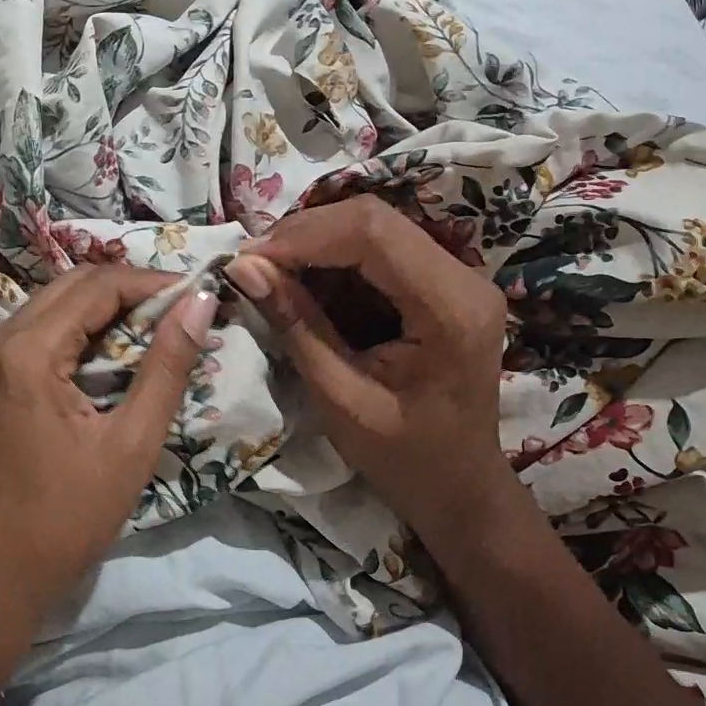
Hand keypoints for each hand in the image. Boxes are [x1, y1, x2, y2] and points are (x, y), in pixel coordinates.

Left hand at [0, 265, 217, 615]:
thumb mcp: (130, 444)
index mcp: (27, 350)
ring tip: (150, 330)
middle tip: (176, 311)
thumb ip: (166, 367)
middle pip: (68, 286)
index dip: (149, 283)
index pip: (95, 286)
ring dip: (98, 309)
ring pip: (47, 305)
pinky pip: (30, 332)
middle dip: (125, 290)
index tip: (195, 294)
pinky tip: (105, 355)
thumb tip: (200, 303)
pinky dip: (71, 331)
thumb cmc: (66, 517)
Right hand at [225, 195, 513, 537]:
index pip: (372, 233)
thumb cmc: (403, 456)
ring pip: (370, 226)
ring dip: (312, 244)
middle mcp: (463, 277)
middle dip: (303, 235)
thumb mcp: (339, 396)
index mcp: (450, 308)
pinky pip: (375, 246)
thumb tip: (242, 266)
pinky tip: (302, 286)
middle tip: (254, 266)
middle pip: (371, 219)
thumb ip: (295, 325)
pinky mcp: (438, 280)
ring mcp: (455, 275)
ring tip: (271, 276)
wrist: (458, 487)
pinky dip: (329, 258)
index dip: (304, 235)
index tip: (249, 260)